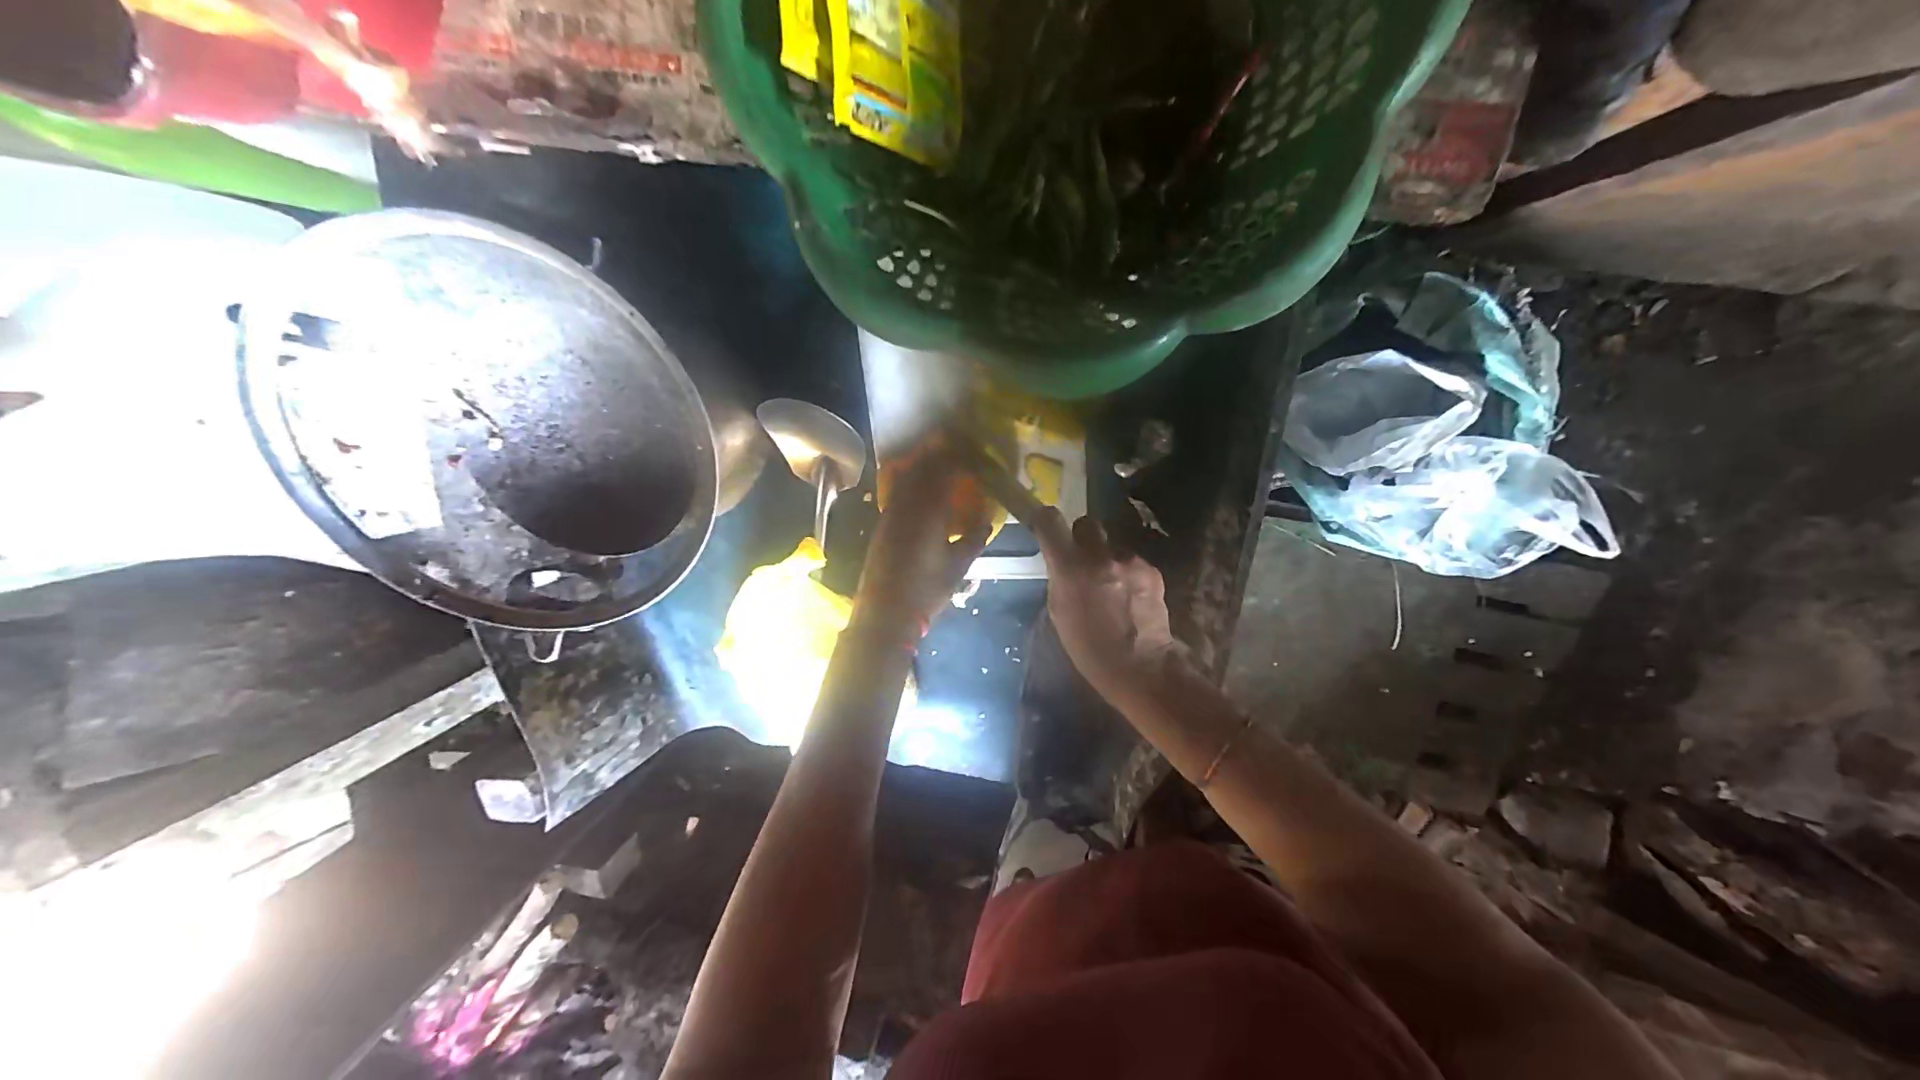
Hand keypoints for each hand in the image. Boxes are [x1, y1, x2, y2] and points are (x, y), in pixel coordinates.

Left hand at [853, 447, 991, 639]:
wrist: (885, 614)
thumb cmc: (926, 591)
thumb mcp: (957, 567)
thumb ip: (972, 541)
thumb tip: (985, 524)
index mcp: (930, 513)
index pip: (944, 473)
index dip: (956, 458)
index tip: (970, 451)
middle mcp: (908, 507)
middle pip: (922, 470)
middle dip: (937, 455)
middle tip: (952, 444)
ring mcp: (891, 515)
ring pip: (906, 480)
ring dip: (921, 466)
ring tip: (936, 459)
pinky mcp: (882, 526)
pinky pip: (897, 493)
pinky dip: (909, 483)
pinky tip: (918, 487)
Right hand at [1024, 504, 1181, 697]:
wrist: (1141, 666)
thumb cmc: (1089, 648)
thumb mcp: (1059, 612)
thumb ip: (1059, 578)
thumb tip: (1060, 560)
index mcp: (1070, 568)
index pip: (1050, 521)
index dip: (1045, 520)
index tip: (1044, 527)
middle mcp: (1099, 556)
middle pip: (1086, 524)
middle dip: (1082, 538)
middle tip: (1082, 560)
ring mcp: (1129, 561)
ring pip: (1111, 545)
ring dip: (1106, 559)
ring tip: (1110, 589)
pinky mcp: (1151, 569)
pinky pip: (1131, 561)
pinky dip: (1127, 573)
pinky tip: (1129, 598)